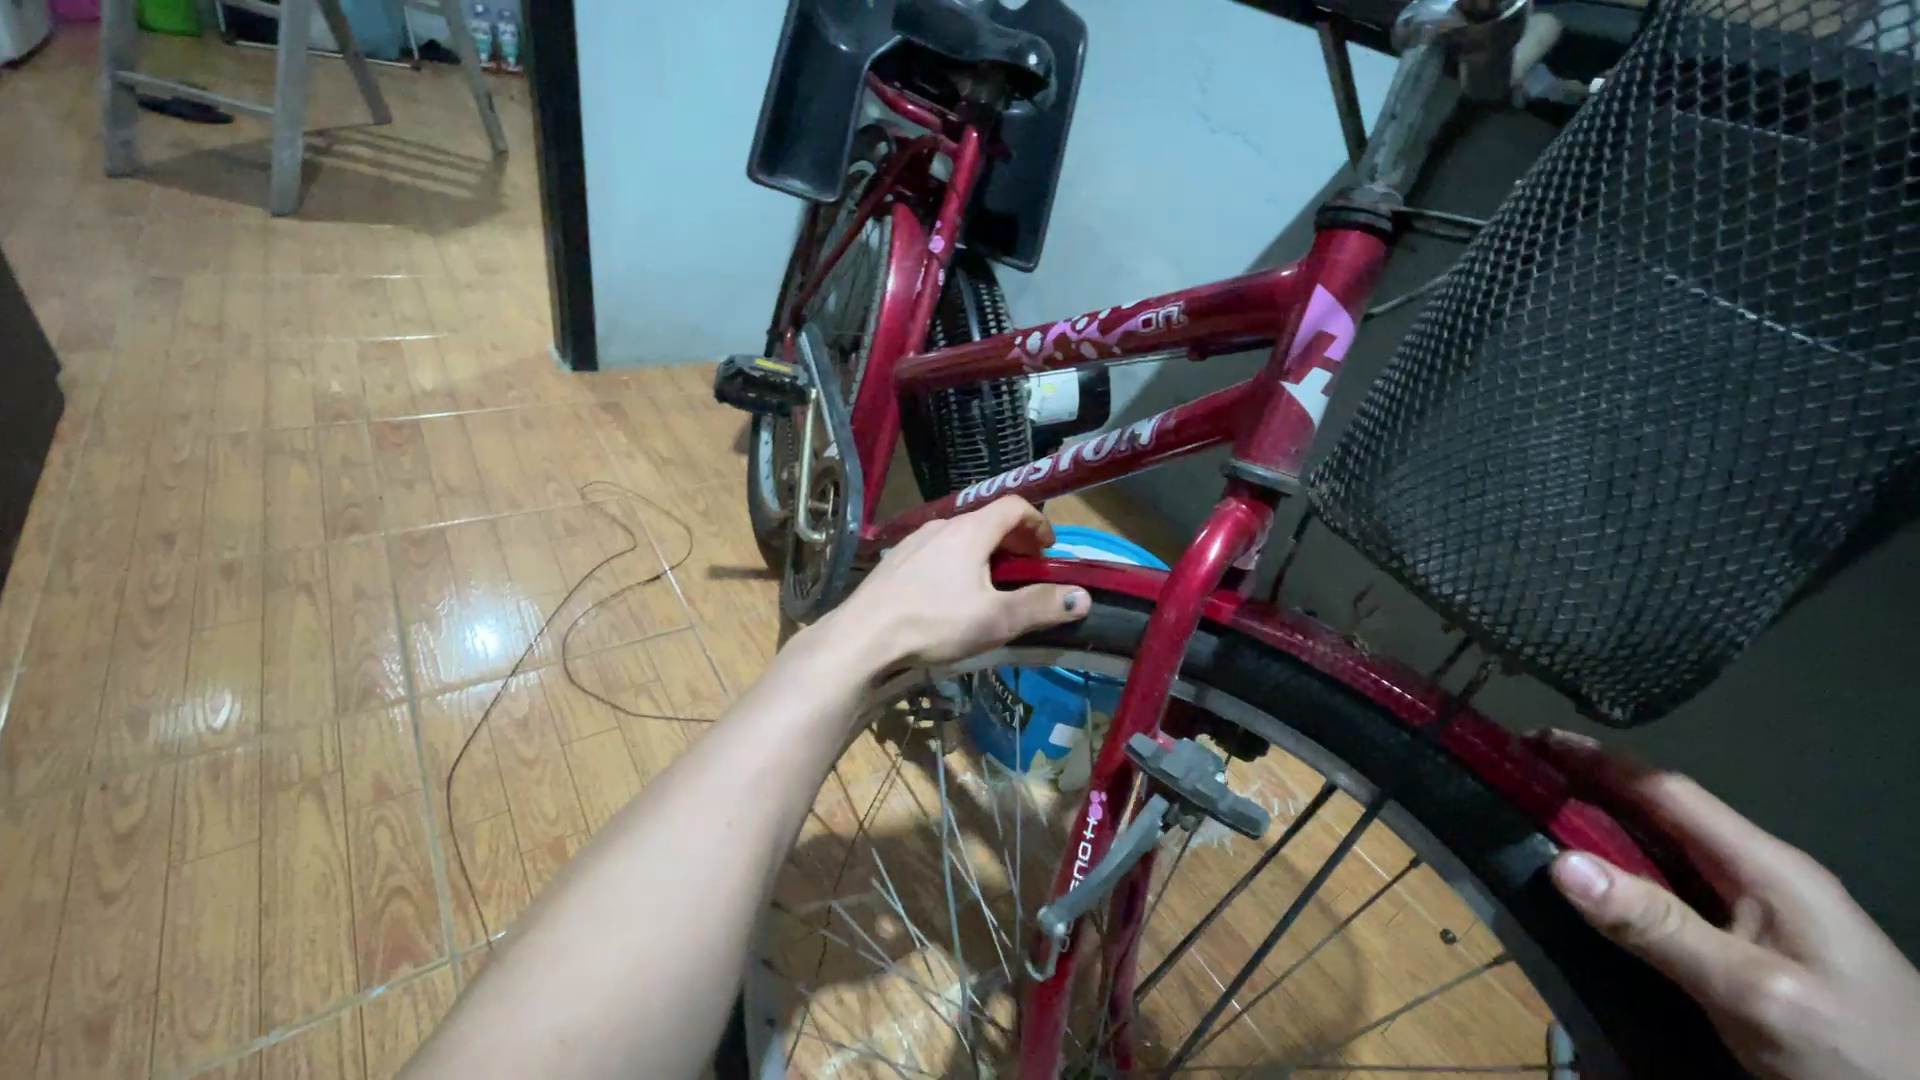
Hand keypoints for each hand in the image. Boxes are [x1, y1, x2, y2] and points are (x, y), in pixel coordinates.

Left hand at [814, 496, 1090, 669]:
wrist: (863, 637)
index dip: (1038, 521)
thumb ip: (1041, 606)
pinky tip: (952, 593)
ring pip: (959, 536)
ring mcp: (913, 542)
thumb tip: (1083, 597)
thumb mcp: (996, 619)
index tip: (1049, 546)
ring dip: (984, 551)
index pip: (1013, 506)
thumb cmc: (934, 623)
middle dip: (1013, 539)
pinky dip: (957, 561)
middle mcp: (941, 526)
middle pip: (986, 520)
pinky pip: (936, 551)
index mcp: (970, 531)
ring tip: (993, 581)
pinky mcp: (894, 562)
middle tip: (1028, 565)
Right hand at [1532, 730, 1919, 1079]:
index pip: (1666, 790)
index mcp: (1765, 865)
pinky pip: (1664, 889)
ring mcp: (1753, 912)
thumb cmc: (1859, 1052)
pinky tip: (1584, 880)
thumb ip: (1659, 928)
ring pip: (1657, 851)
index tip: (1528, 741)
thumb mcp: (1754, 993)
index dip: (1595, 758)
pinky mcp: (1744, 944)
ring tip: (1529, 818)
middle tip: (1513, 778)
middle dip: (1584, 786)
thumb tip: (1560, 862)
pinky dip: (1613, 871)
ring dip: (1593, 828)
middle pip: (1656, 813)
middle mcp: (1756, 875)